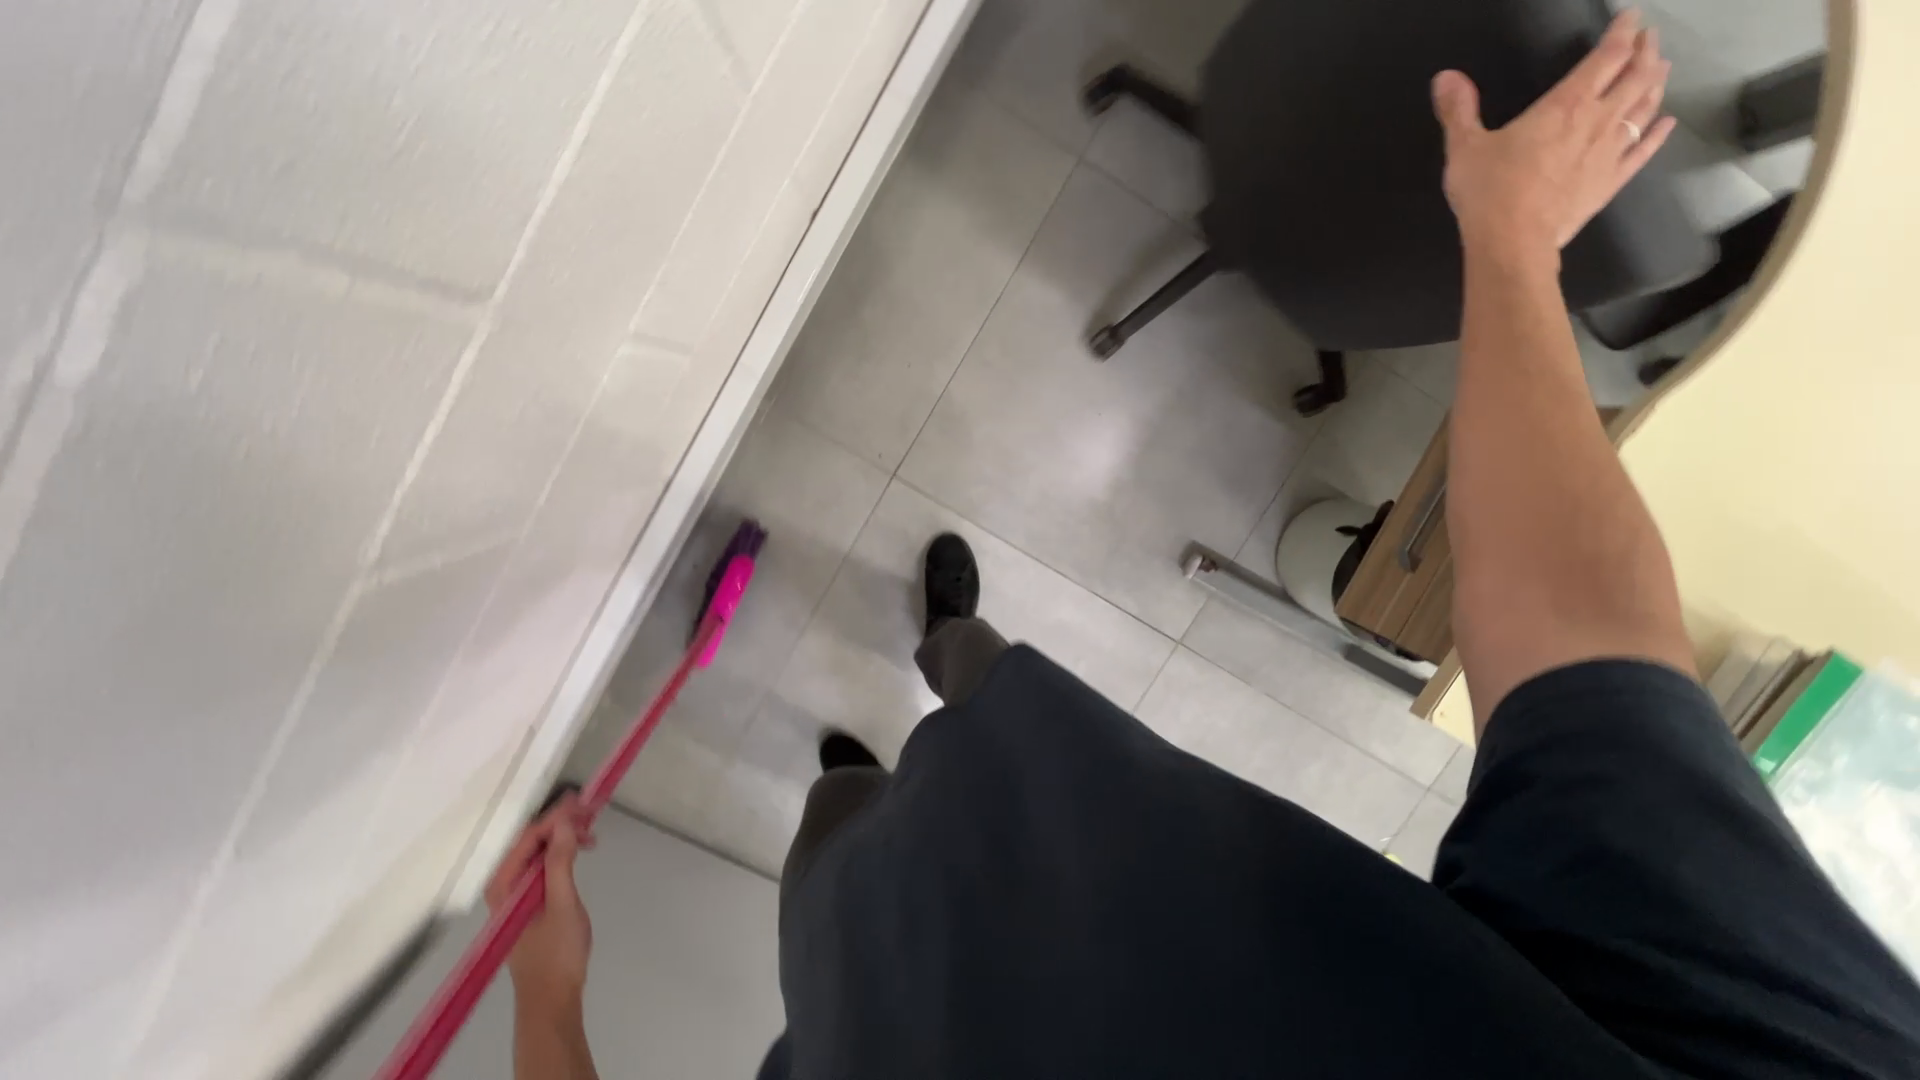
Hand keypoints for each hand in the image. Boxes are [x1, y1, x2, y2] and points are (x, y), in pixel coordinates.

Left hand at [488, 794, 596, 1013]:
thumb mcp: (562, 902)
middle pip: (531, 841)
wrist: (551, 997)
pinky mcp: (529, 902)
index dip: (557, 816)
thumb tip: (563, 822)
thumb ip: (560, 861)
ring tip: (592, 832)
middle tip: (593, 812)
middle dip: (561, 822)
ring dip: (564, 836)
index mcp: (504, 884)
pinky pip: (544, 865)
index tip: (585, 801)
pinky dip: (564, 852)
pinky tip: (582, 851)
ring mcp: (516, 894)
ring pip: (539, 851)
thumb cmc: (555, 952)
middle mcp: (504, 885)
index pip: (529, 837)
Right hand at [1433, 9, 1675, 265]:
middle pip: (1637, 75)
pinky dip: (1657, 133)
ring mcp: (1610, 152)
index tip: (1630, 17)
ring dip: (1655, 84)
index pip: (1607, 56)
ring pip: (1646, 107)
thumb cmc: (1488, 192)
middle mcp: (1598, 120)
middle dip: (1645, 52)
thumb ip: (1458, 110)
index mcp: (1565, 105)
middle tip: (1648, 40)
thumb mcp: (1463, 148)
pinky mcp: (1611, 181)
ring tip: (1659, 70)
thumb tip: (1445, 77)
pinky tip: (1665, 123)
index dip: (1622, 31)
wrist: (1512, 242)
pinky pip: (1643, 151)